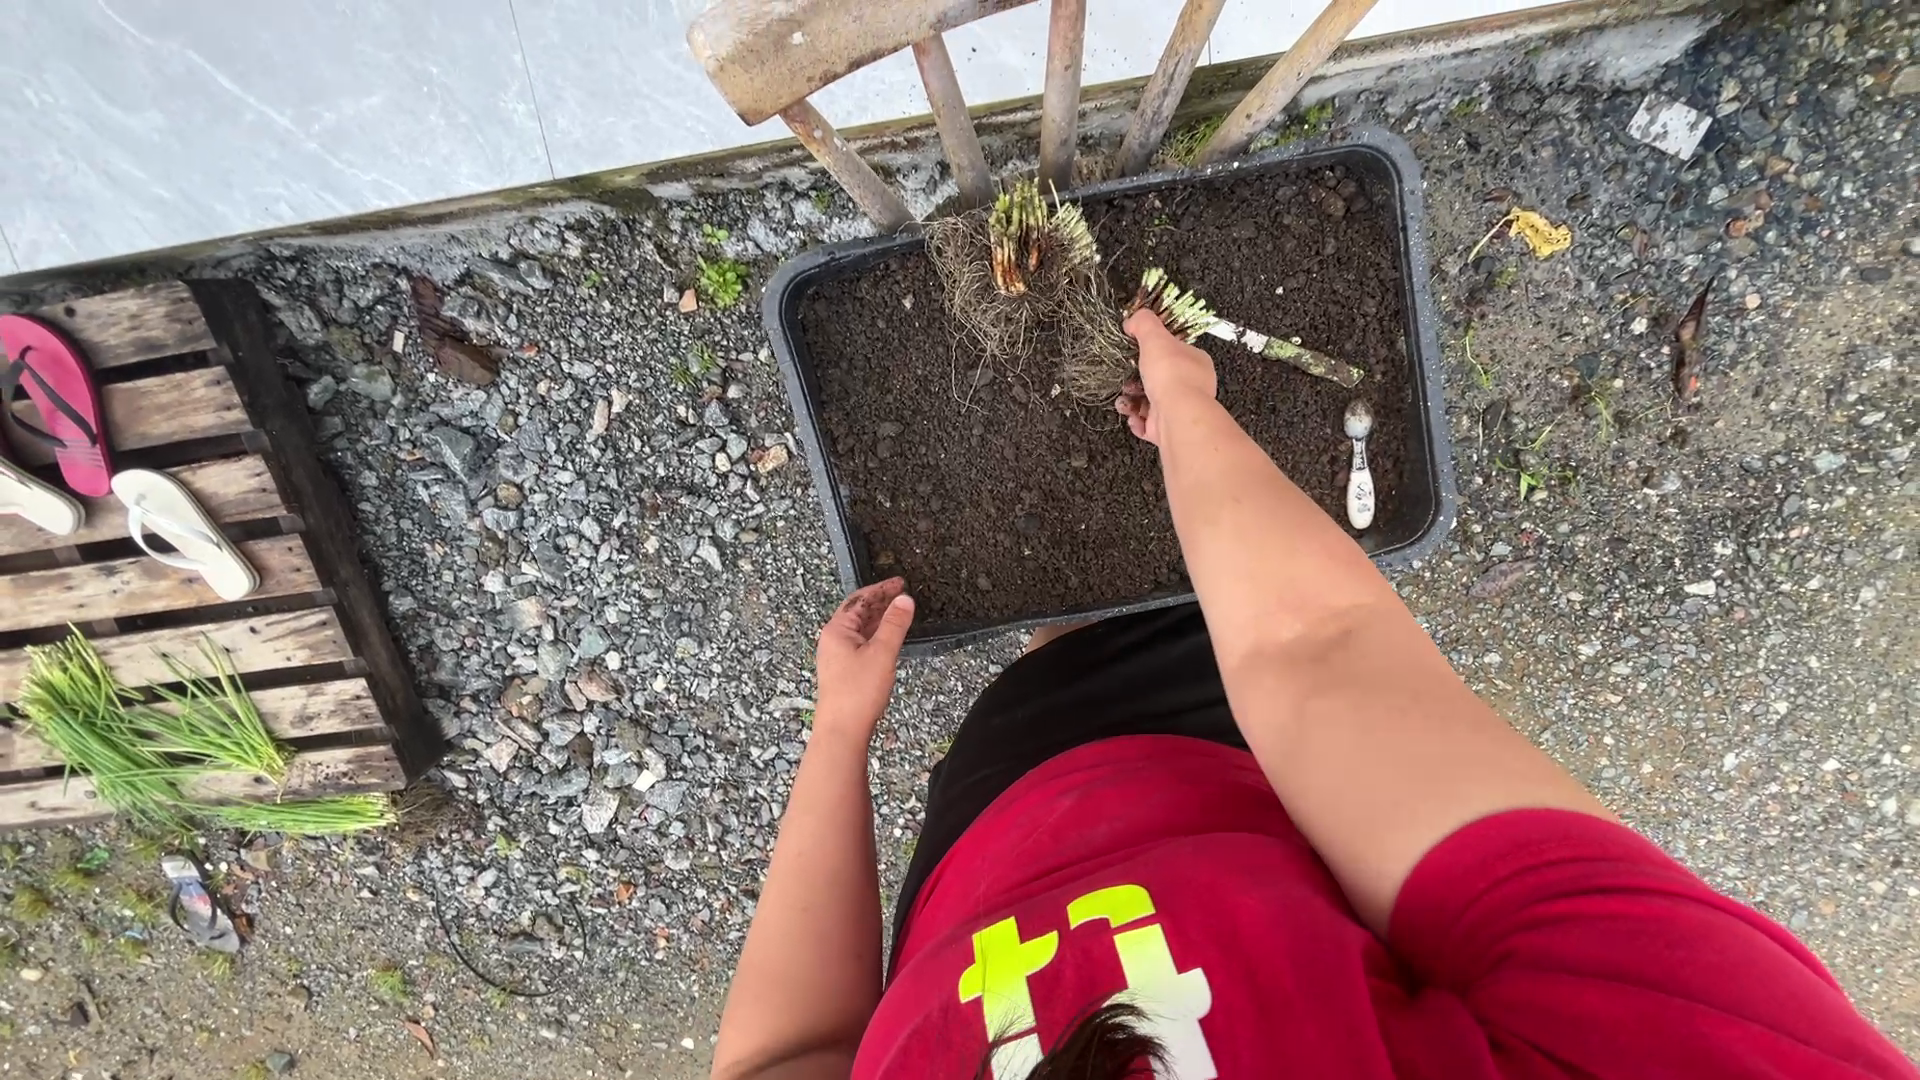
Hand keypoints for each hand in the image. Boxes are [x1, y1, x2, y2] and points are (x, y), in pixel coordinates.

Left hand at [813, 577, 914, 739]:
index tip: (899, 583)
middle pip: (859, 612)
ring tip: (900, 613)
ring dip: (880, 619)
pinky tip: (889, 639)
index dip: (881, 589)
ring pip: (861, 629)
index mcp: (837, 630)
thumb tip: (904, 600)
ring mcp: (838, 656)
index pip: (860, 599)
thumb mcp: (882, 653)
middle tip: (902, 595)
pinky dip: (877, 636)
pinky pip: (862, 644)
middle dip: (881, 602)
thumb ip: (895, 624)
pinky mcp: (844, 670)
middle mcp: (833, 640)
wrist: (842, 730)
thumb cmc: (856, 693)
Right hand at [1115, 308, 1217, 445]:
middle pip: (1156, 379)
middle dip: (1134, 381)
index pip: (1172, 353)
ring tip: (1123, 401)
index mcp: (1194, 362)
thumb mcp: (1155, 338)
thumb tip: (1133, 319)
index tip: (1134, 354)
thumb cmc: (1172, 376)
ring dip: (1130, 402)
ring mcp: (1179, 409)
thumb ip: (1144, 323)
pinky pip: (1147, 424)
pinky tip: (1132, 416)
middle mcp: (1190, 386)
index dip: (1151, 353)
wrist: (1176, 416)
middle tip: (1126, 380)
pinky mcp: (1167, 429)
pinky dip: (1136, 421)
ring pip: (1148, 402)